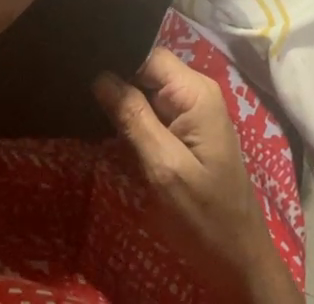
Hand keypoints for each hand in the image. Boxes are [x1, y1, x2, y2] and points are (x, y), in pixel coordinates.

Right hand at [94, 50, 301, 303]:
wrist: (236, 258)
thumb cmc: (203, 214)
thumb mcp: (163, 167)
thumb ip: (133, 117)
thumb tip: (101, 75)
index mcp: (195, 92)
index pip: (148, 55)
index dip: (116, 60)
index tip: (81, 68)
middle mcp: (196, 92)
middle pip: (147, 69)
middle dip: (115, 79)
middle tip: (77, 90)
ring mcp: (192, 112)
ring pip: (147, 90)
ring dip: (121, 101)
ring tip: (84, 104)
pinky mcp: (185, 132)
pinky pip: (153, 111)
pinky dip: (132, 118)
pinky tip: (107, 124)